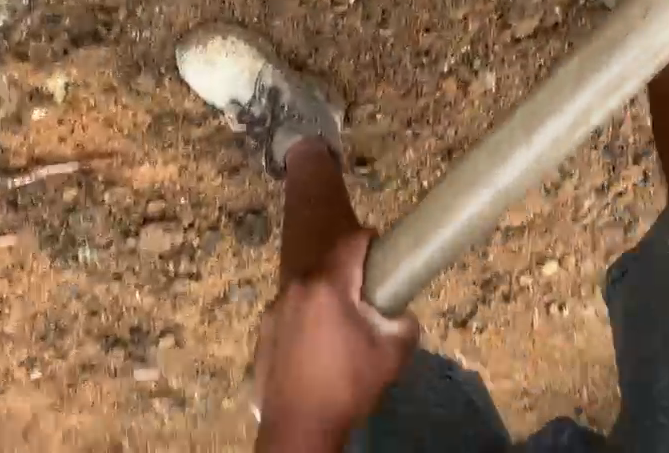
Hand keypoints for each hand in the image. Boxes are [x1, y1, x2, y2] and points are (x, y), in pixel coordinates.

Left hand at [254, 232, 418, 450]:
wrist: (299, 428)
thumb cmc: (347, 386)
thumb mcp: (391, 356)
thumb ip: (405, 325)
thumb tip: (402, 313)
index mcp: (328, 285)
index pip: (351, 242)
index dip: (369, 240)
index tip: (382, 251)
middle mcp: (298, 286)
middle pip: (328, 264)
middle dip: (349, 272)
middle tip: (367, 295)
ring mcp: (276, 306)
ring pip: (308, 286)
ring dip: (325, 294)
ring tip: (340, 324)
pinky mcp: (263, 328)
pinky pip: (291, 308)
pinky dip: (306, 315)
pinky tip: (315, 344)